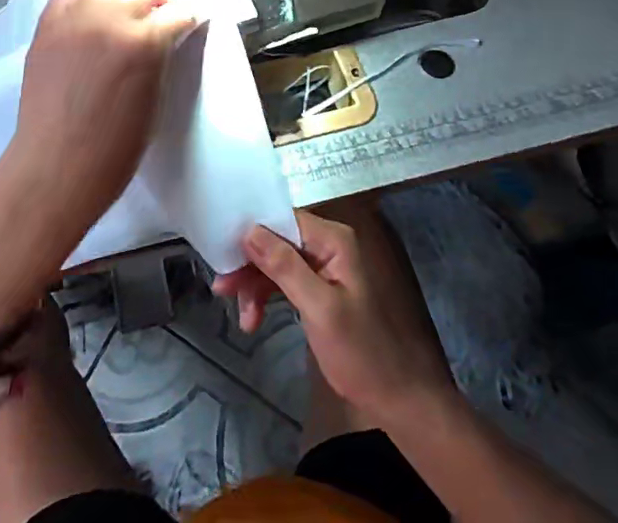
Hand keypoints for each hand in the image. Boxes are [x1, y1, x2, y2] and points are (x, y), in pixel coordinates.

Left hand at [6, 0, 194, 211]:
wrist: (57, 165)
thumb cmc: (117, 147)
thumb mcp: (156, 96)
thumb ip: (161, 56)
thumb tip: (166, 37)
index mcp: (144, 41)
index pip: (179, 11)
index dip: (189, 17)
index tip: (191, 22)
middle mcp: (109, 18)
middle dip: (161, 2)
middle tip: (164, 17)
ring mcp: (74, 19)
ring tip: (126, 16)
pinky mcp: (46, 27)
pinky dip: (85, 4)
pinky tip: (90, 22)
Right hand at [227, 209, 454, 424]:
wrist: (395, 397)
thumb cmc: (360, 350)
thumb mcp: (319, 308)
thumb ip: (284, 267)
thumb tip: (249, 230)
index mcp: (334, 239)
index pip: (283, 220)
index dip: (251, 234)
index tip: (222, 254)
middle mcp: (328, 245)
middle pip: (276, 242)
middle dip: (249, 266)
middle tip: (223, 290)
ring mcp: (324, 267)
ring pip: (276, 263)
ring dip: (255, 287)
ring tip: (243, 319)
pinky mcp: (318, 289)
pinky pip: (283, 282)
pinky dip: (266, 298)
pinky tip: (253, 320)